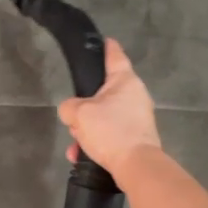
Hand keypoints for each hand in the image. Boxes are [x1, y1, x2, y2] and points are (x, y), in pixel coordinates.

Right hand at [57, 39, 160, 172]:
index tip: (104, 41)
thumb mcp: (79, 114)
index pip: (114, 55)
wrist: (136, 166)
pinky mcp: (137, 137)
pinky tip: (82, 156)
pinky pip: (111, 134)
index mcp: (125, 81)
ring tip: (76, 145)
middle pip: (103, 93)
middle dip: (84, 107)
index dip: (106, 47)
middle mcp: (135, 95)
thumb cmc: (110, 131)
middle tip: (73, 118)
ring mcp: (138, 117)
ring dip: (87, 130)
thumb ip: (69, 107)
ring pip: (104, 117)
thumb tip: (72, 112)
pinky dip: (97, 143)